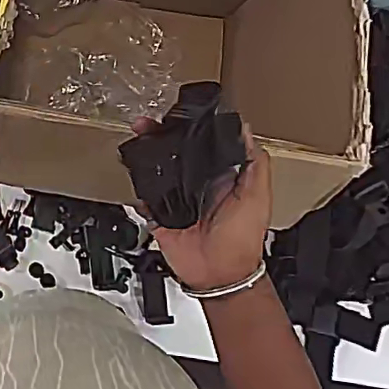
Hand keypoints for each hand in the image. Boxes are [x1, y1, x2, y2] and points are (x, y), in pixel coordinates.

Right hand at [138, 119, 271, 292]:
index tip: (179, 113)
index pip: (203, 145)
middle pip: (176, 153)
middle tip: (148, 122)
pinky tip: (131, 167)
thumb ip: (254, 164)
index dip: (191, 128)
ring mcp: (178, 200)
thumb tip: (247, 130)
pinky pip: (145, 198)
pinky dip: (137, 186)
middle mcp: (198, 185)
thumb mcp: (257, 195)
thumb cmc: (243, 239)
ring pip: (159, 170)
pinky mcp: (161, 216)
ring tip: (137, 136)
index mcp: (221, 177)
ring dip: (147, 154)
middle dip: (161, 136)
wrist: (219, 275)